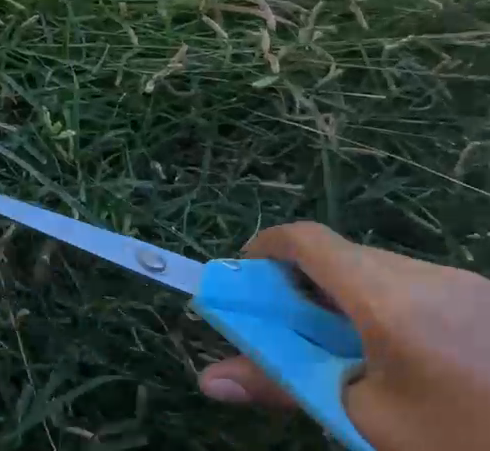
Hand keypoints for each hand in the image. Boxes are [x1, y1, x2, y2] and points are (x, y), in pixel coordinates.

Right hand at [198, 222, 489, 450]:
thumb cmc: (463, 436)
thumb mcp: (369, 419)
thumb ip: (283, 386)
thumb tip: (207, 381)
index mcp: (388, 296)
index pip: (303, 239)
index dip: (264, 251)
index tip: (249, 284)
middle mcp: (430, 278)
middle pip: (343, 258)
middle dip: (310, 286)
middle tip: (302, 333)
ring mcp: (474, 290)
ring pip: (386, 275)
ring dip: (356, 301)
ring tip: (365, 356)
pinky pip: (428, 292)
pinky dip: (399, 312)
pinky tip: (419, 361)